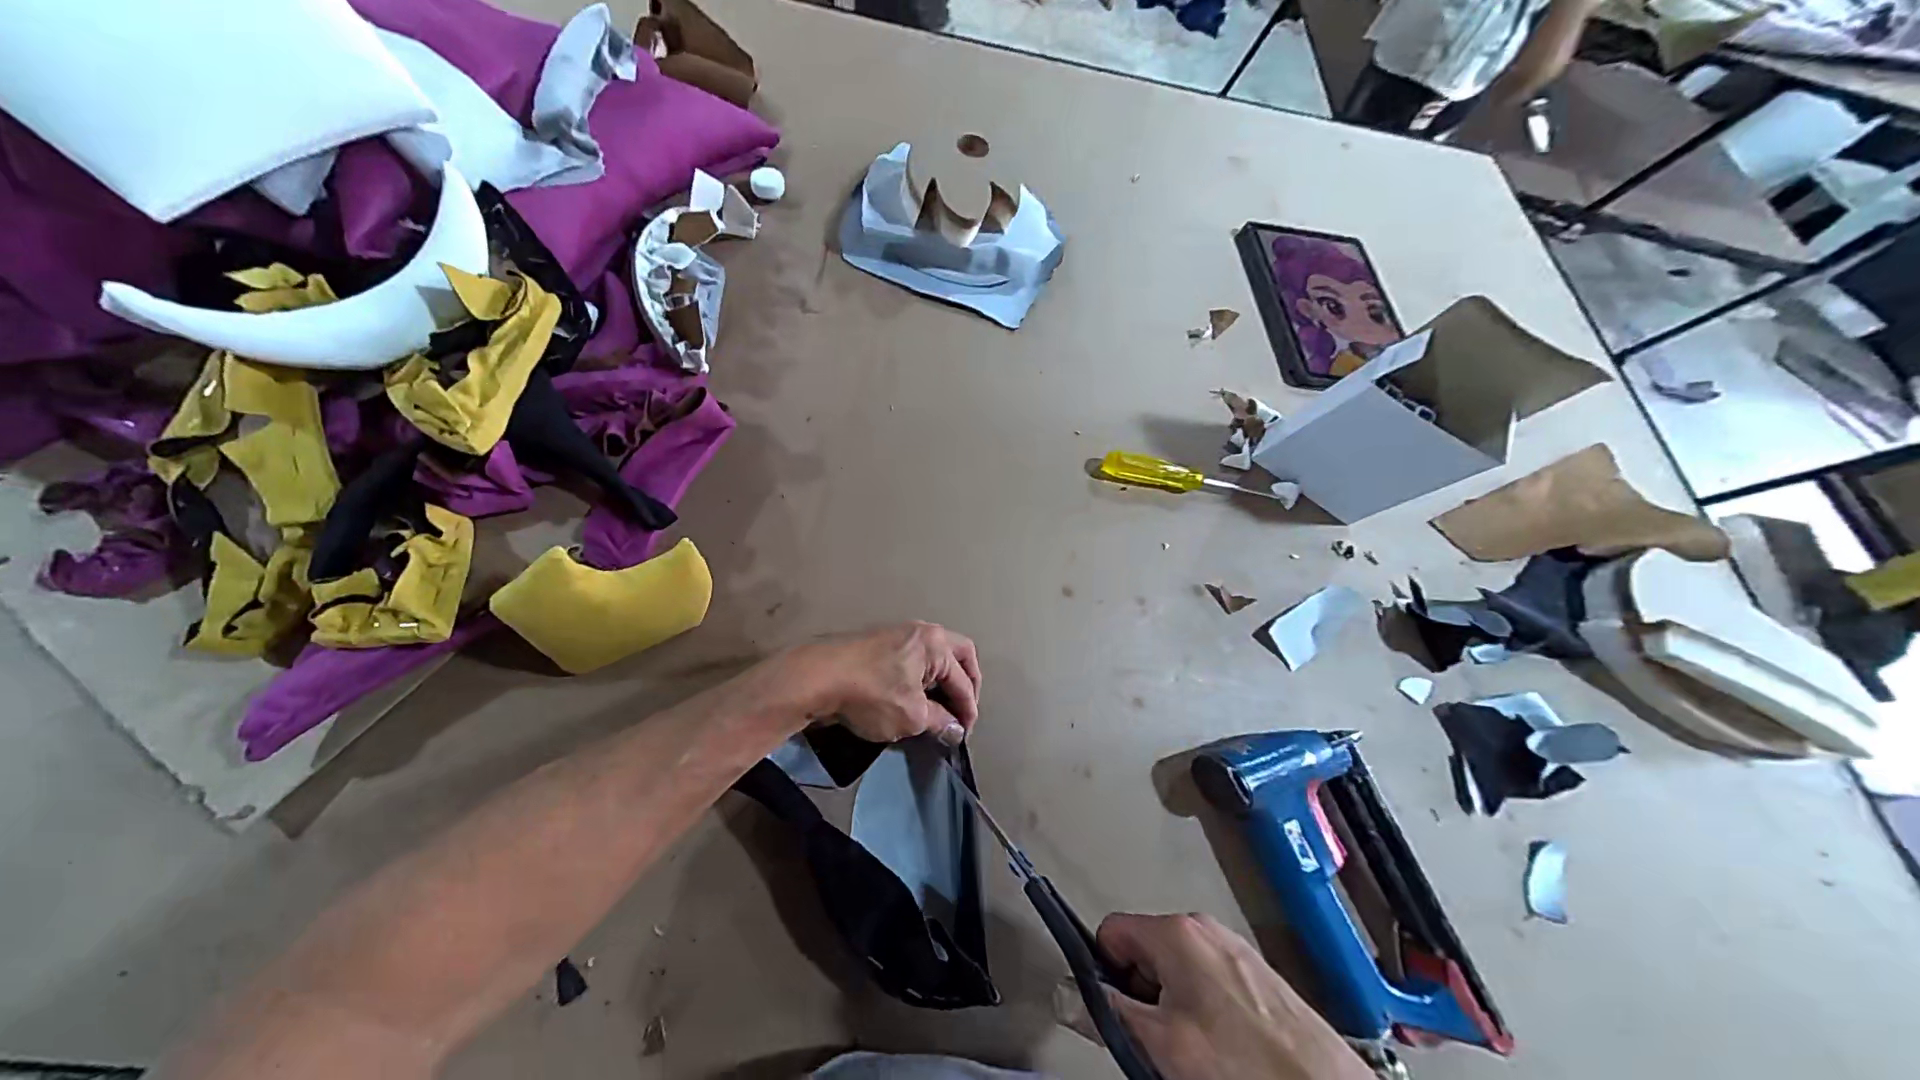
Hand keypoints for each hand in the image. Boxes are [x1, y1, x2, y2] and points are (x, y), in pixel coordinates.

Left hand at [781, 622, 981, 744]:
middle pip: (957, 655)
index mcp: (935, 643)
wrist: (816, 678)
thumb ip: (940, 721)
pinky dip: (922, 676)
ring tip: (941, 704)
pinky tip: (915, 694)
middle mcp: (921, 631)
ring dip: (942, 678)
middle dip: (965, 683)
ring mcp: (897, 634)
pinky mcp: (877, 644)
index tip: (963, 734)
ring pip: (934, 655)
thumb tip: (955, 729)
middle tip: (963, 709)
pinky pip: (913, 658)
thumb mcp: (912, 716)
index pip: (963, 680)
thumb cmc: (871, 694)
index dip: (968, 710)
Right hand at [1097, 913, 1373, 1079]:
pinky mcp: (1257, 974)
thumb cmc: (1244, 1065)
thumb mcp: (1160, 1042)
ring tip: (1193, 1051)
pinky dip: (1202, 1010)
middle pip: (1145, 951)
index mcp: (1176, 930)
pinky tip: (1222, 1050)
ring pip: (1176, 970)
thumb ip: (1107, 1011)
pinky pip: (1207, 981)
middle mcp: (1204, 928)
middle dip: (1142, 993)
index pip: (1112, 932)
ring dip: (1171, 1005)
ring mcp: (1234, 949)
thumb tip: (1066, 994)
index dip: (1105, 972)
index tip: (1117, 1011)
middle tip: (1158, 1041)